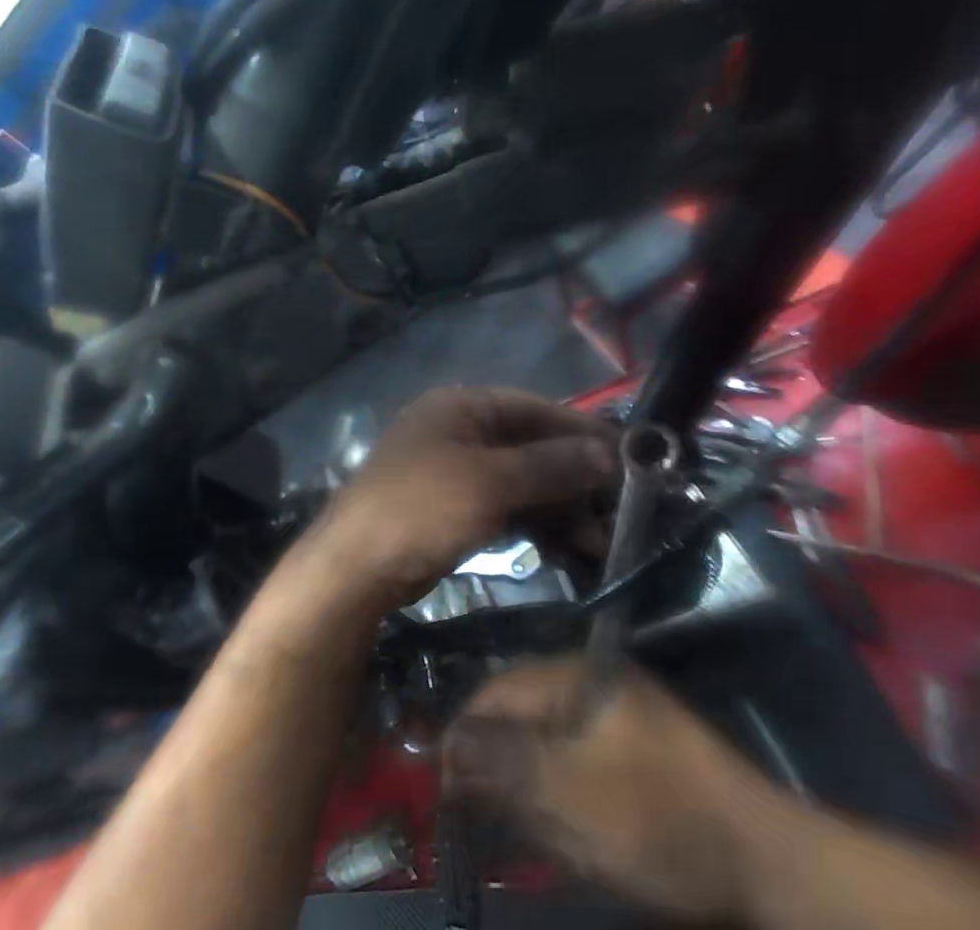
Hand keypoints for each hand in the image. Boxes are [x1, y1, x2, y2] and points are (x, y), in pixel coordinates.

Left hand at [316, 388, 615, 609]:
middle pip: (534, 448)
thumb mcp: (491, 482)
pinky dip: (538, 526)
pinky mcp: (457, 510)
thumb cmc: (421, 510)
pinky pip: (509, 509)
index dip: (583, 431)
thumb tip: (609, 453)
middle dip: (576, 480)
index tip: (627, 454)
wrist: (353, 572)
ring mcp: (458, 473)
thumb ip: (553, 465)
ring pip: (525, 484)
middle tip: (617, 509)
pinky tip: (567, 550)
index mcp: (463, 407)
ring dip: (562, 510)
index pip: (537, 409)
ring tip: (598, 542)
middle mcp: (462, 433)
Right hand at [444, 657, 778, 921]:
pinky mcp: (629, 746)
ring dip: (530, 788)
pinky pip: (573, 760)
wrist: (756, 856)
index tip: (445, 796)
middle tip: (495, 822)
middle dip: (498, 769)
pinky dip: (560, 795)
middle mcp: (592, 682)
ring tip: (540, 831)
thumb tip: (445, 740)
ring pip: (543, 743)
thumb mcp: (567, 795)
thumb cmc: (655, 820)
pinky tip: (568, 828)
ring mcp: (614, 712)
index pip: (496, 692)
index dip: (462, 740)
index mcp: (578, 676)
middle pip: (517, 716)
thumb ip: (501, 761)